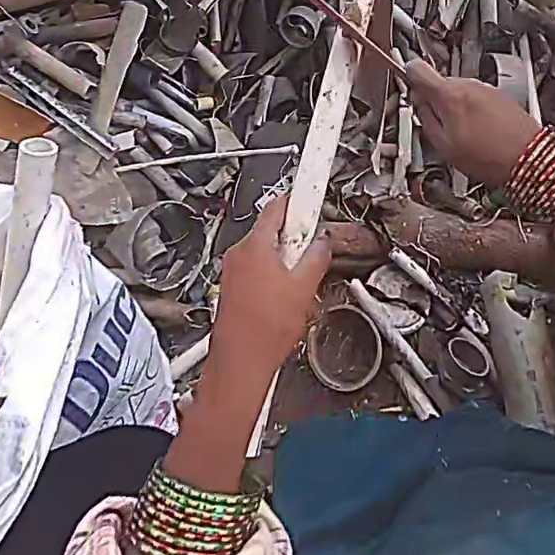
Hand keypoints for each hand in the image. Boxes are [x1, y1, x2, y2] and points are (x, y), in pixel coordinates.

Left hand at [207, 193, 333, 385]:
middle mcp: (239, 254)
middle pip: (272, 228)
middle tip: (312, 249)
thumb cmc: (265, 330)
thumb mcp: (305, 287)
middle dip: (295, 235)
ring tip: (298, 281)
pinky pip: (257, 267)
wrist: (241, 364)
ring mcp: (233, 271)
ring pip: (265, 249)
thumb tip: (323, 242)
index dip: (298, 197)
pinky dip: (273, 272)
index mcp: (254, 246)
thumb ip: (317, 256)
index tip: (310, 190)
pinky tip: (284, 295)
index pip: (276, 206)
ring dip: (285, 256)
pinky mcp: (232, 287)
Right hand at [405, 60, 540, 186]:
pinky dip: (472, 111)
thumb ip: (425, 119)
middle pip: (439, 83)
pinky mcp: (499, 95)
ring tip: (463, 135)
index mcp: (448, 94)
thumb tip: (418, 105)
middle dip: (435, 101)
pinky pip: (475, 98)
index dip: (408, 77)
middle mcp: (468, 85)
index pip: (417, 69)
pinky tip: (479, 133)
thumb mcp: (443, 145)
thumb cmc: (489, 157)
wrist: (528, 159)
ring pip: (458, 91)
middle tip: (439, 127)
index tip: (408, 86)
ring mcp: (485, 88)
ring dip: (455, 108)